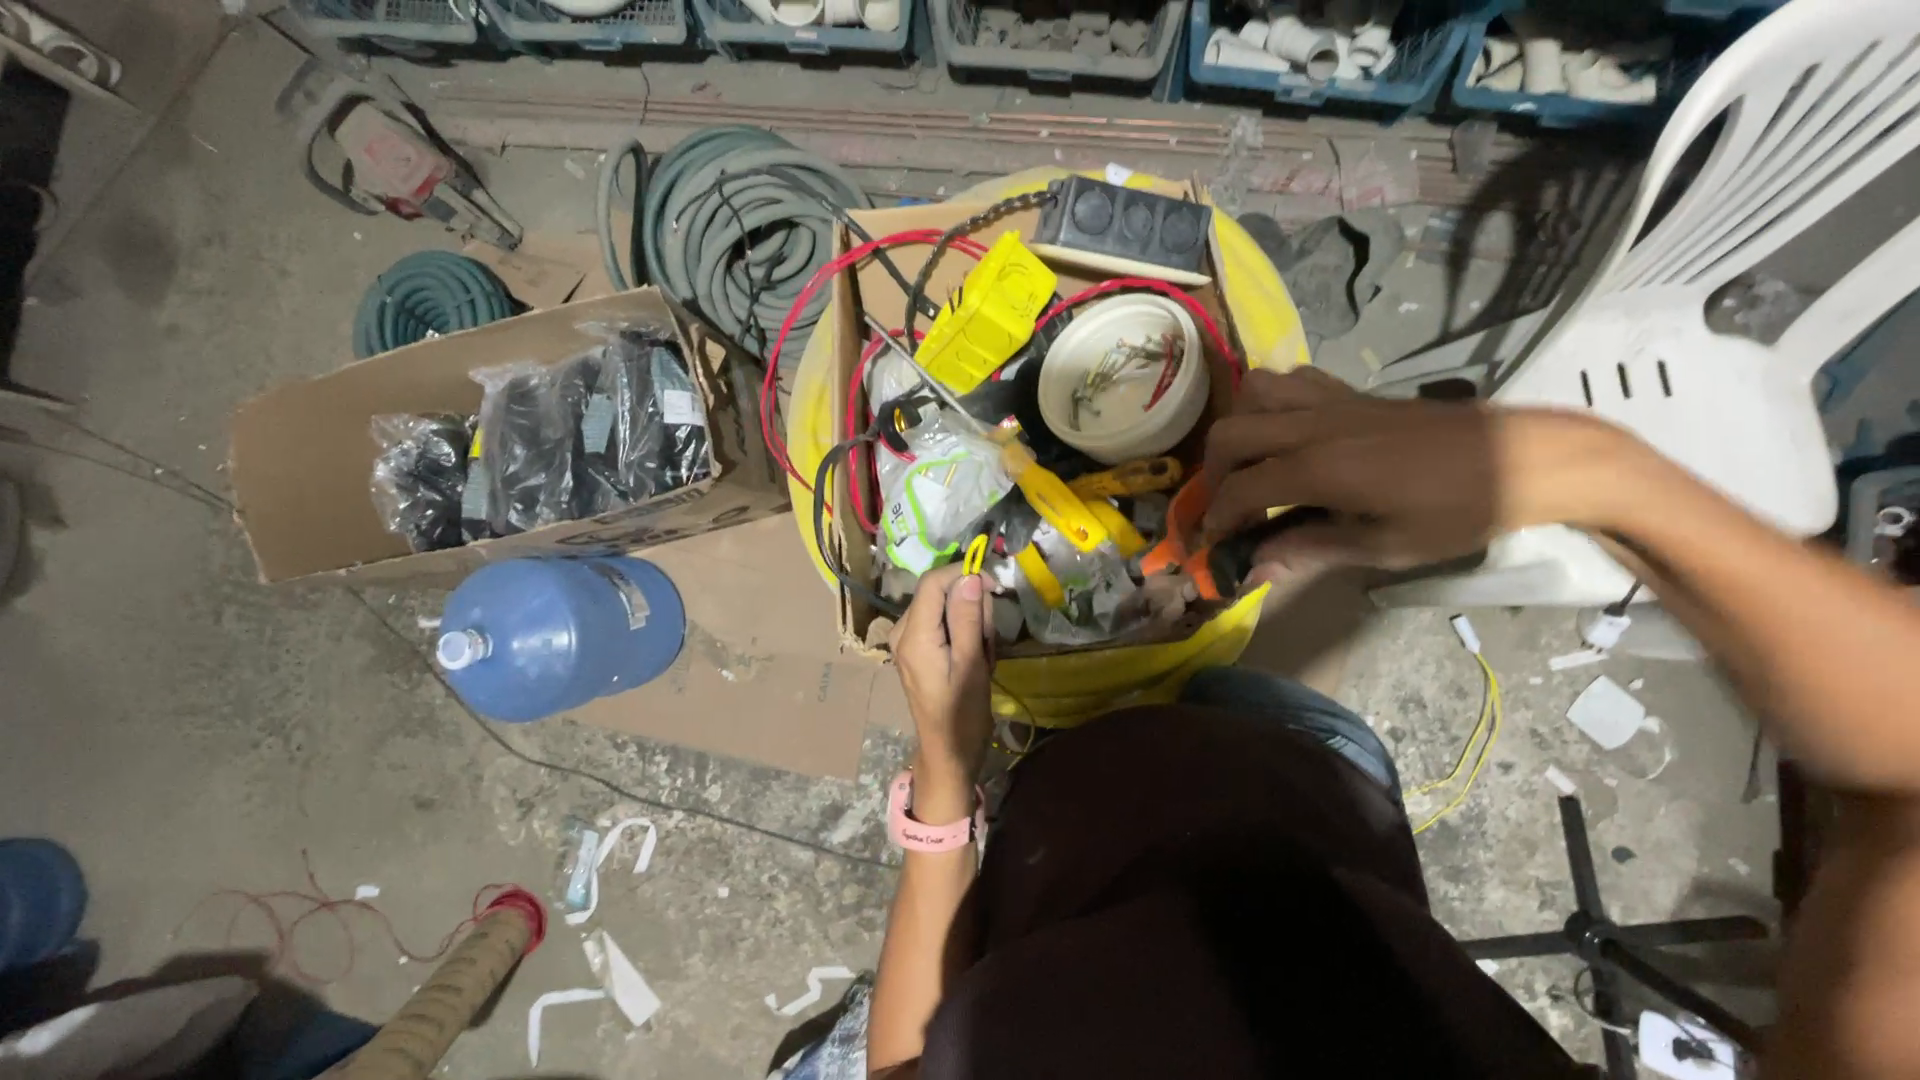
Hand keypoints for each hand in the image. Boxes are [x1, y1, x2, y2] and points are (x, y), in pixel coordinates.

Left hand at [889, 564, 994, 793]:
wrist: (948, 752)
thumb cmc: (963, 713)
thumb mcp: (972, 664)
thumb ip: (968, 618)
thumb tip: (970, 577)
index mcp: (913, 635)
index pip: (933, 581)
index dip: (964, 574)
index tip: (995, 586)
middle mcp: (902, 631)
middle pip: (939, 593)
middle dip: (971, 606)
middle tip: (989, 640)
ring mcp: (906, 641)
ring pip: (943, 607)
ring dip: (970, 622)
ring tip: (983, 654)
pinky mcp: (915, 649)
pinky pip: (940, 623)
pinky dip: (962, 632)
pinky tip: (974, 657)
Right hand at [1203, 367, 1644, 571]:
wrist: (1525, 457)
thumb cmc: (1459, 512)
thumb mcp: (1385, 547)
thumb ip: (1312, 549)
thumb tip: (1257, 568)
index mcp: (1321, 468)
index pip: (1241, 489)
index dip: (1219, 519)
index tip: (1216, 543)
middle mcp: (1314, 425)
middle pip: (1230, 433)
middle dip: (1214, 473)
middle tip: (1229, 505)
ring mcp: (1333, 401)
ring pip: (1254, 391)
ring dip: (1239, 426)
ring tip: (1252, 460)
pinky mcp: (1352, 391)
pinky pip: (1292, 378)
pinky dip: (1273, 401)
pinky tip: (1288, 431)